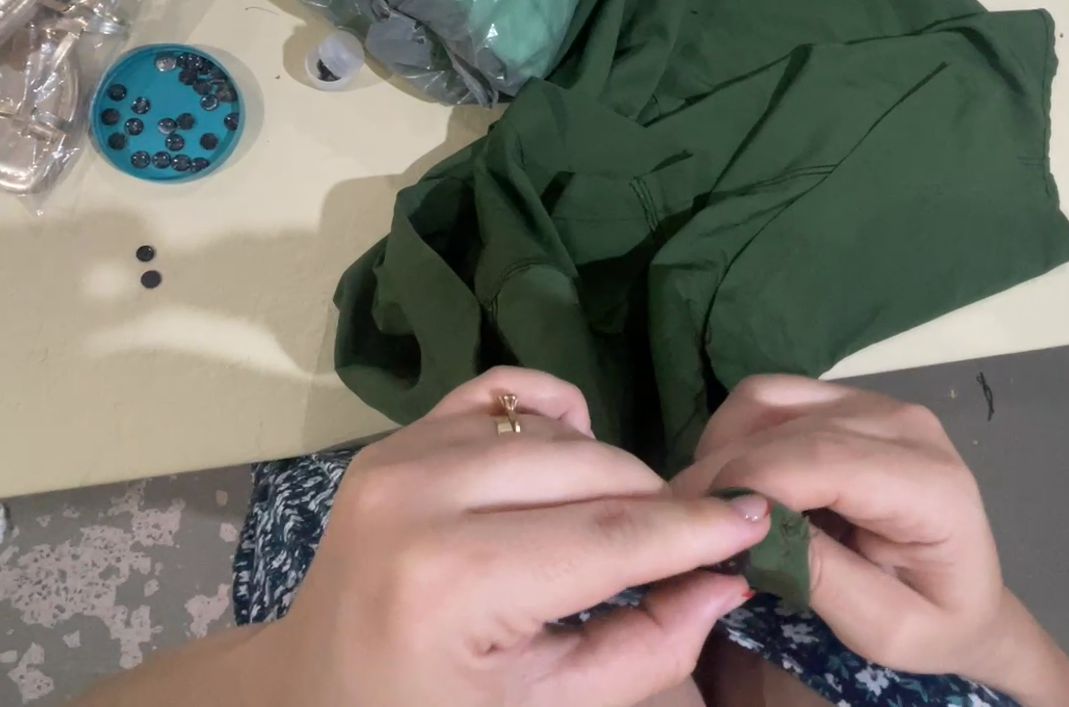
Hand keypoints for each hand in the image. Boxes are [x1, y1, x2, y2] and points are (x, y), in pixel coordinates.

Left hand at [260, 367, 773, 706]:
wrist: (313, 695)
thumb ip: (646, 645)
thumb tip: (725, 575)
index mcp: (453, 583)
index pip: (608, 537)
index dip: (692, 528)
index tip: (755, 516)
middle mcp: (421, 496)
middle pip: (586, 468)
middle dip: (652, 500)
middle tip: (681, 537)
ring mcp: (400, 454)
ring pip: (551, 430)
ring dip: (600, 468)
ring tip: (607, 520)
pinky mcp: (395, 437)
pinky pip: (499, 392)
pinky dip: (548, 412)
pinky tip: (564, 450)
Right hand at [672, 376, 1068, 705]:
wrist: (967, 596)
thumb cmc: (934, 624)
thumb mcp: (887, 632)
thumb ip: (823, 578)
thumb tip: (750, 527)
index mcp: (930, 484)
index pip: (823, 460)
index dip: (751, 482)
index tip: (699, 522)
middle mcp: (901, 422)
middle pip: (785, 428)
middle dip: (721, 472)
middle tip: (681, 521)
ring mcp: (869, 399)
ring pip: (765, 399)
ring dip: (723, 446)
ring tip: (709, 502)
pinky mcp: (840, 395)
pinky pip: (766, 395)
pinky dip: (734, 430)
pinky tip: (732, 475)